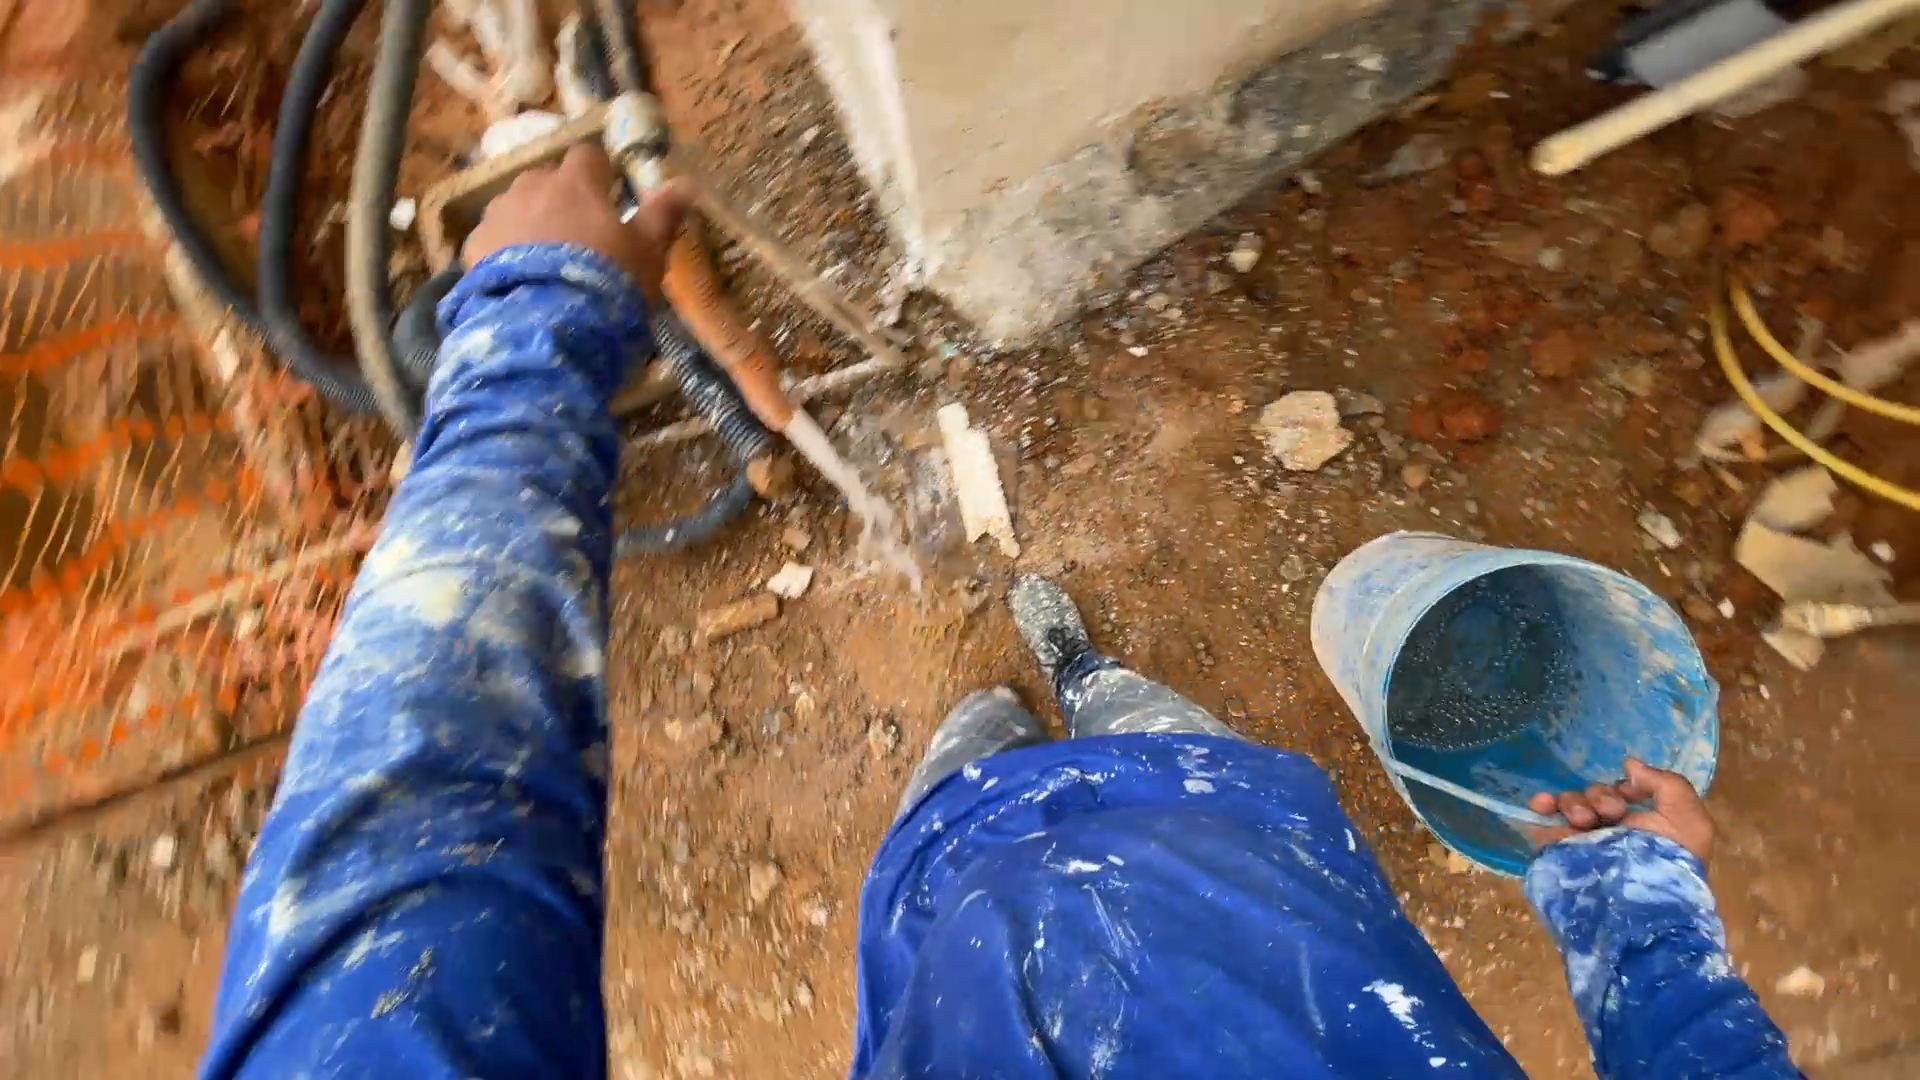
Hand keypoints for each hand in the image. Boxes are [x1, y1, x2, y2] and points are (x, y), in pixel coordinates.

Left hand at [462, 143, 694, 299]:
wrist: (552, 325)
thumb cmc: (610, 282)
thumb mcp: (648, 253)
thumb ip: (663, 215)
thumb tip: (687, 183)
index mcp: (577, 184)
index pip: (589, 156)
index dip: (601, 175)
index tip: (611, 198)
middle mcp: (532, 186)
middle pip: (549, 180)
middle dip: (564, 199)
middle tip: (583, 238)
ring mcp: (499, 214)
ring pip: (519, 206)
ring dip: (535, 223)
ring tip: (551, 263)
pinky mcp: (475, 246)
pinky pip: (496, 238)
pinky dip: (509, 251)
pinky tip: (526, 281)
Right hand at [1527, 757, 1713, 861]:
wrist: (1633, 896)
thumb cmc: (1667, 858)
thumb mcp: (1688, 820)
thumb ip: (1668, 784)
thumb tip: (1629, 763)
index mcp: (1643, 823)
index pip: (1624, 791)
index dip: (1625, 786)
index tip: (1630, 794)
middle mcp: (1611, 827)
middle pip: (1595, 793)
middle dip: (1601, 797)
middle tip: (1609, 814)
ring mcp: (1581, 835)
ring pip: (1569, 800)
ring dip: (1574, 802)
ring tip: (1583, 821)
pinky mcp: (1555, 841)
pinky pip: (1541, 813)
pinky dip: (1541, 803)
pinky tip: (1543, 804)